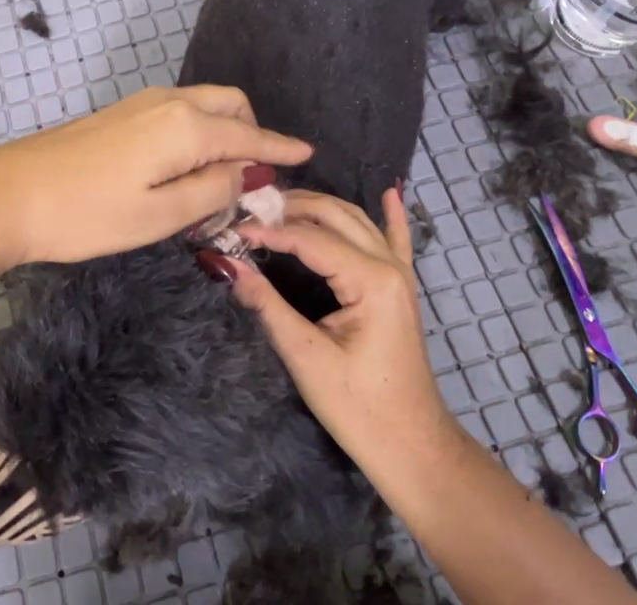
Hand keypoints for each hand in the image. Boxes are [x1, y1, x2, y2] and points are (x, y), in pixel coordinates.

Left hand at [0, 85, 311, 267]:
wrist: (7, 194)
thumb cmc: (85, 214)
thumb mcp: (157, 216)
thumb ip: (209, 192)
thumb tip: (240, 173)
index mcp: (185, 127)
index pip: (248, 137)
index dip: (280, 149)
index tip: (307, 155)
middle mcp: (167, 103)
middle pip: (229, 105)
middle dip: (253, 132)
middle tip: (258, 175)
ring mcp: (138, 104)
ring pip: (202, 104)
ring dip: (224, 130)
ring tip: (225, 175)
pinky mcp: (118, 114)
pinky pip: (176, 111)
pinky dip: (198, 130)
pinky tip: (187, 164)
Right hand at [229, 188, 457, 478]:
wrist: (412, 446)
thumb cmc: (357, 406)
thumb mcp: (305, 355)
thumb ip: (266, 304)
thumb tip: (224, 263)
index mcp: (370, 280)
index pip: (309, 238)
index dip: (267, 230)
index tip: (229, 228)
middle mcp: (389, 266)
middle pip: (335, 216)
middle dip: (290, 208)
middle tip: (246, 210)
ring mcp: (400, 275)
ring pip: (357, 221)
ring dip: (318, 207)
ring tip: (276, 204)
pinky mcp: (401, 288)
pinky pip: (395, 240)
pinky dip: (390, 215)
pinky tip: (389, 192)